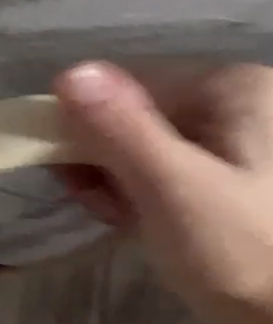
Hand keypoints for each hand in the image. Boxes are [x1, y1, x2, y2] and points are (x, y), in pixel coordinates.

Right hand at [53, 61, 272, 323]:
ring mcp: (258, 137)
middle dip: (105, 163)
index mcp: (240, 89)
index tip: (81, 185)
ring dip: (125, 183)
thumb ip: (119, 129)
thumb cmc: (245, 252)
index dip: (83, 135)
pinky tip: (164, 224)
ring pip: (152, 143)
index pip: (119, 90)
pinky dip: (157, 193)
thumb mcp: (170, 189)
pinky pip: (180, 165)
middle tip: (115, 211)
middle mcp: (255, 99)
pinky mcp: (255, 172)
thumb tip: (70, 71)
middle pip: (135, 116)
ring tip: (140, 223)